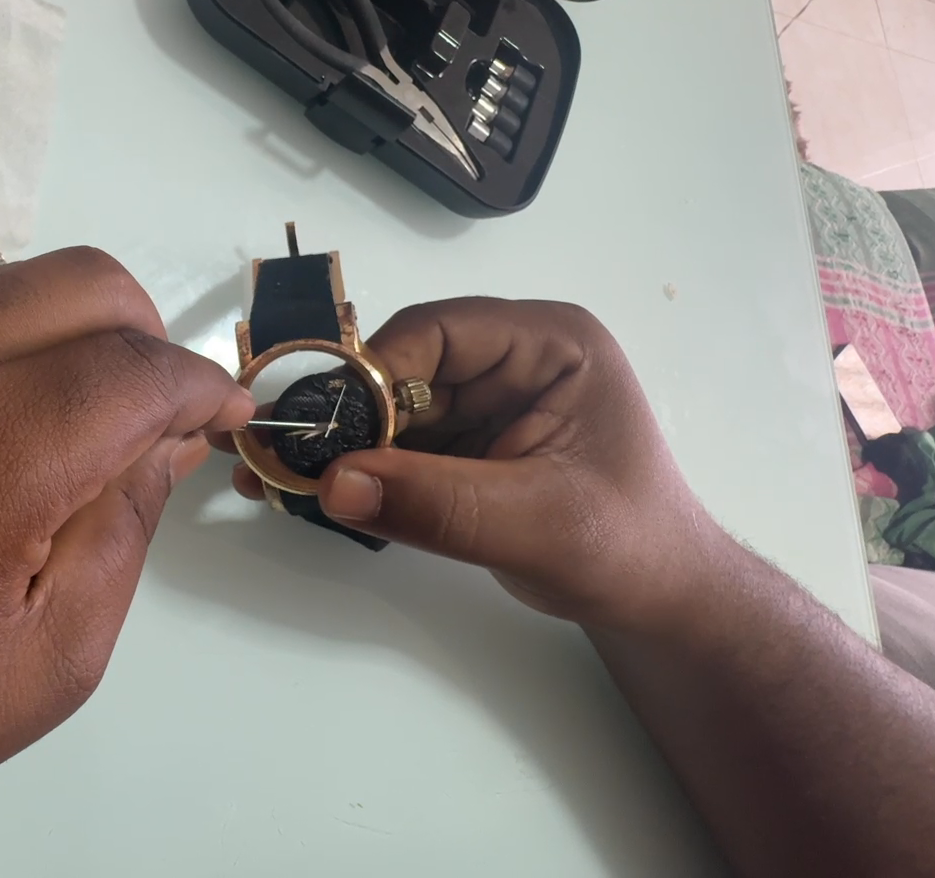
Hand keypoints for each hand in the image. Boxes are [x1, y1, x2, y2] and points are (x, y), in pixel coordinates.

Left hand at [0, 248, 252, 869]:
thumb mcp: (56, 652)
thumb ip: (130, 520)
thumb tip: (174, 433)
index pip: (134, 370)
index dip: (199, 384)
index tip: (226, 412)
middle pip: (85, 282)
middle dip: (147, 337)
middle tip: (154, 414)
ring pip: (15, 272)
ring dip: (72, 324)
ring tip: (73, 408)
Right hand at [231, 299, 725, 631]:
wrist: (655, 601)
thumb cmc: (626, 551)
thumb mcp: (537, 525)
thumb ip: (437, 504)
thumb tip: (332, 484)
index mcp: (547, 345)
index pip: (438, 332)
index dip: (374, 372)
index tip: (322, 426)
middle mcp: (506, 359)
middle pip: (402, 368)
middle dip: (346, 415)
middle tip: (281, 451)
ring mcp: (480, 399)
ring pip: (388, 407)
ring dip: (341, 444)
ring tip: (279, 473)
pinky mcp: (460, 439)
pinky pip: (394, 442)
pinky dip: (358, 468)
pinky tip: (314, 488)